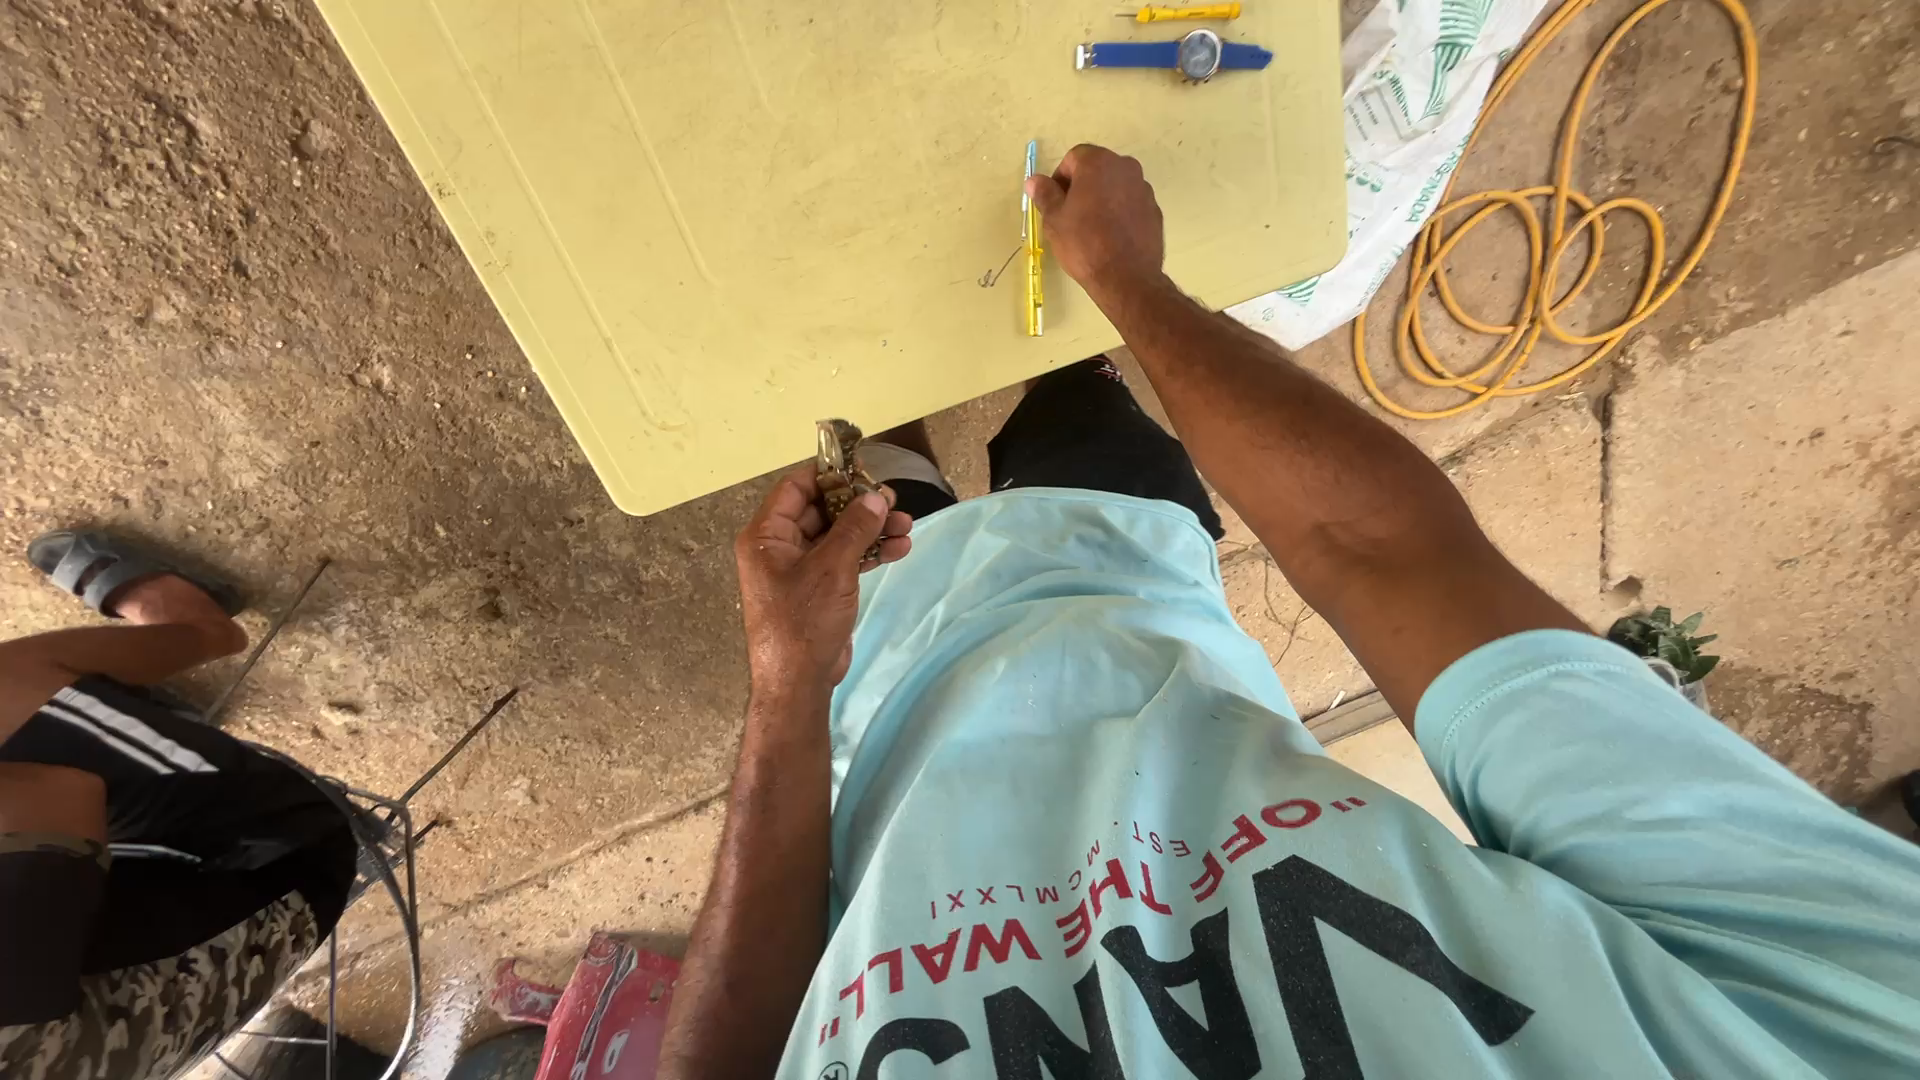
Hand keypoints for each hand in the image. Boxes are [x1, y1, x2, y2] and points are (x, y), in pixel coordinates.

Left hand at [735, 467, 911, 698]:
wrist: (799, 682)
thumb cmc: (803, 621)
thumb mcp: (831, 569)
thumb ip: (854, 528)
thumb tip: (876, 497)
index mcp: (766, 535)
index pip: (795, 488)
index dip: (829, 475)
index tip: (863, 468)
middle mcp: (780, 547)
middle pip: (822, 510)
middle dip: (859, 506)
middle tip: (894, 501)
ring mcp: (801, 569)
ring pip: (839, 535)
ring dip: (871, 530)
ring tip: (906, 526)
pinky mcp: (820, 588)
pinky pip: (845, 559)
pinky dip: (870, 552)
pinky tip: (899, 549)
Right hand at [1025, 144, 1166, 299]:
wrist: (1126, 277)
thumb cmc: (1084, 244)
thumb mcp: (1055, 220)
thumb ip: (1045, 195)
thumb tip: (1034, 181)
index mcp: (1098, 163)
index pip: (1073, 158)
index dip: (1060, 179)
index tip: (1055, 203)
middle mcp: (1125, 167)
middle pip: (1097, 170)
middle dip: (1082, 188)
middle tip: (1071, 217)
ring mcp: (1143, 188)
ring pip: (1115, 187)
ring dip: (1102, 200)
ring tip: (1092, 230)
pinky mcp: (1154, 209)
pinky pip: (1130, 204)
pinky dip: (1119, 214)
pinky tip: (1111, 238)